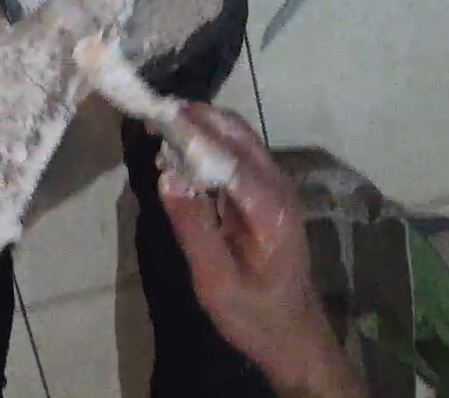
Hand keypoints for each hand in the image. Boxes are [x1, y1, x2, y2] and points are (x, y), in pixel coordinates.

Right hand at [157, 105, 365, 397]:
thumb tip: (166, 175)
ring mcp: (277, 183)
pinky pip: (238, 150)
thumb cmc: (254, 314)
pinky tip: (182, 148)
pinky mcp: (268, 187)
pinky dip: (210, 139)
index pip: (227, 156)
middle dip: (196, 118)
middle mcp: (279, 185)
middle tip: (153, 113)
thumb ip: (193, 226)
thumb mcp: (216, 280)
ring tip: (162, 123)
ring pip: (238, 136)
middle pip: (236, 133)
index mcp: (270, 208)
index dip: (193, 132)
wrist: (294, 335)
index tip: (158, 114)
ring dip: (202, 124)